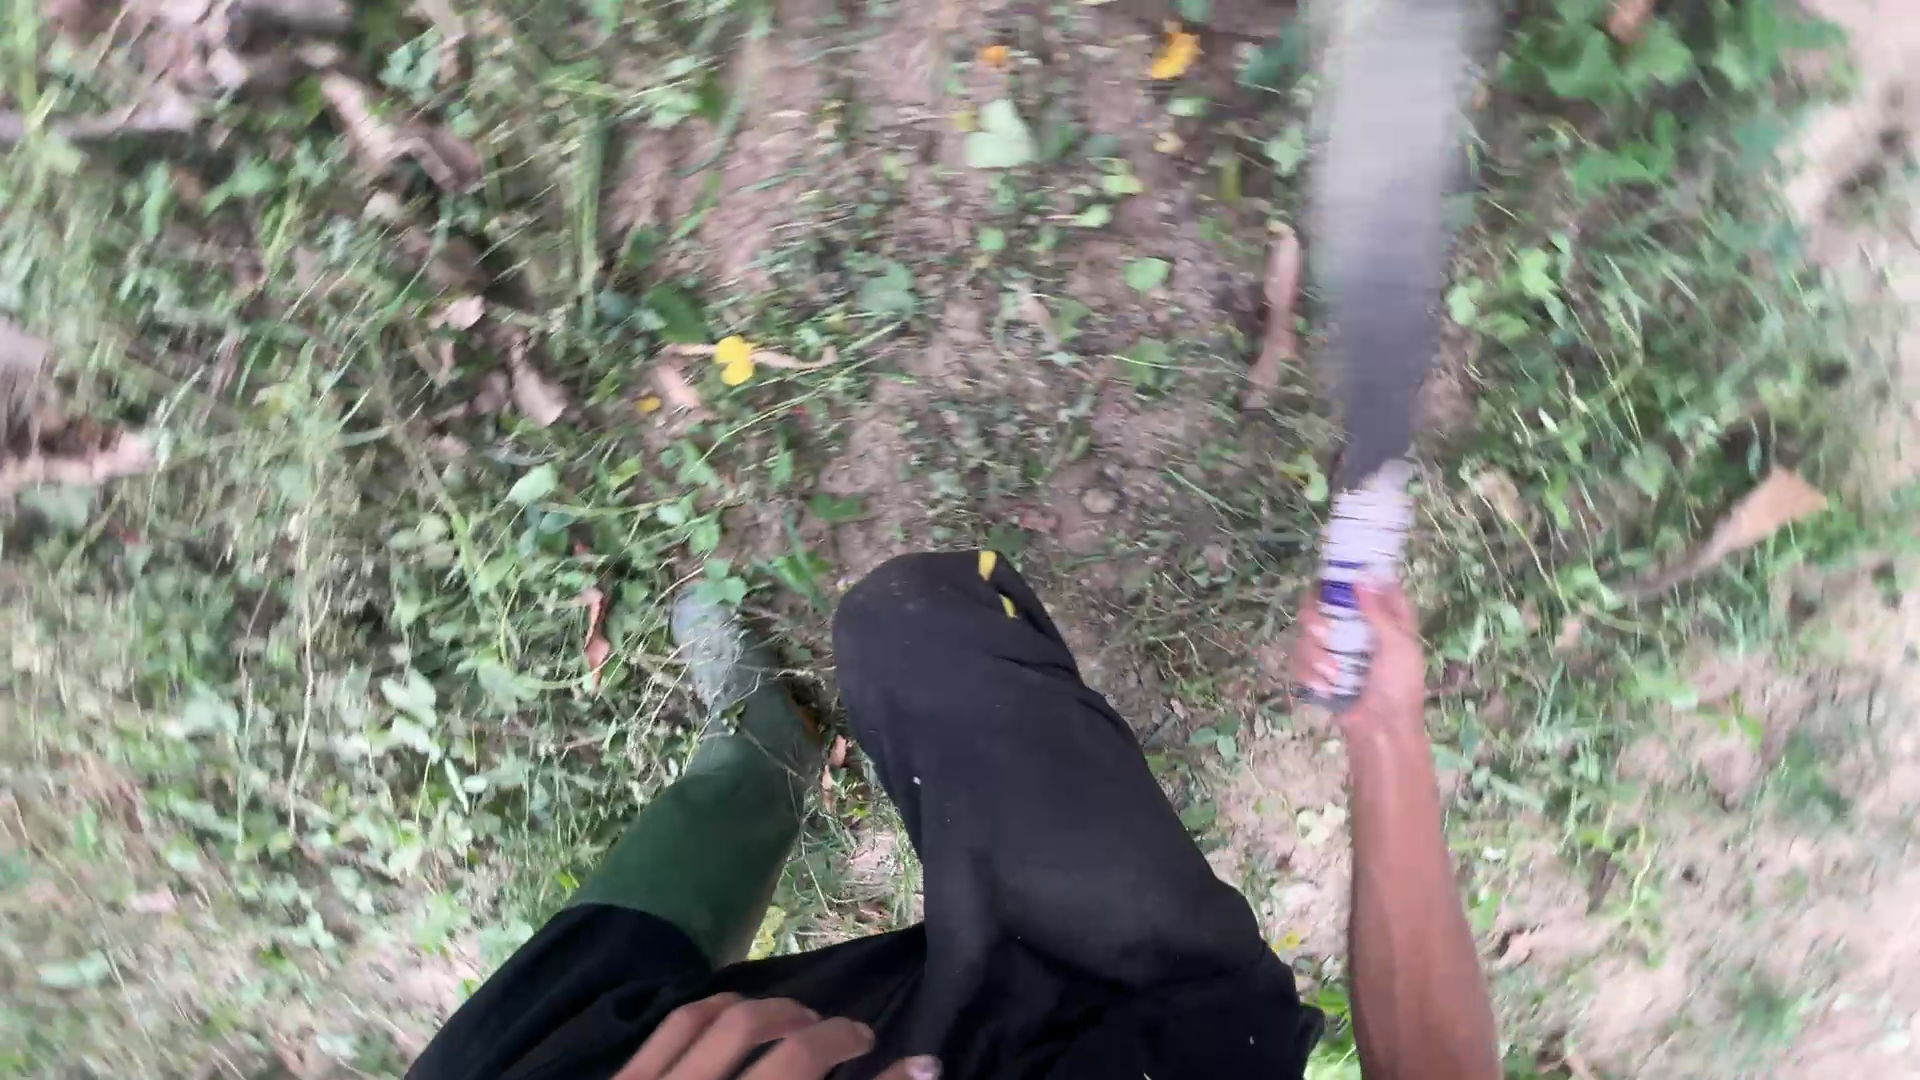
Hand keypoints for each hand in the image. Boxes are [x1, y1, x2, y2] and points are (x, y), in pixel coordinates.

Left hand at [612, 993, 939, 1079]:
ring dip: (779, 1011)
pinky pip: (681, 1021)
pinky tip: (739, 1015)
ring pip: (734, 1021)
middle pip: (790, 1054)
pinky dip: (721, 1006)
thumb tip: (910, 1079)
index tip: (918, 1063)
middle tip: (851, 1039)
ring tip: (801, 1021)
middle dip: (834, 1035)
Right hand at [1293, 577, 1426, 739]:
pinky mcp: (1316, 670)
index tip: (1334, 581)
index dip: (1347, 578)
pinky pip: (1297, 661)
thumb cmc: (1399, 687)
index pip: (1361, 585)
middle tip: (1323, 635)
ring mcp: (1332, 650)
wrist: (1380, 730)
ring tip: (1332, 676)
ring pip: (1304, 635)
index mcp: (1381, 619)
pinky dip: (1309, 675)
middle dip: (1314, 621)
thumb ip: (1378, 612)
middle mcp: (1352, 629)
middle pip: (1318, 606)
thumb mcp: (1398, 646)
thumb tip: (1362, 576)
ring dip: (1314, 656)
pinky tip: (1325, 688)